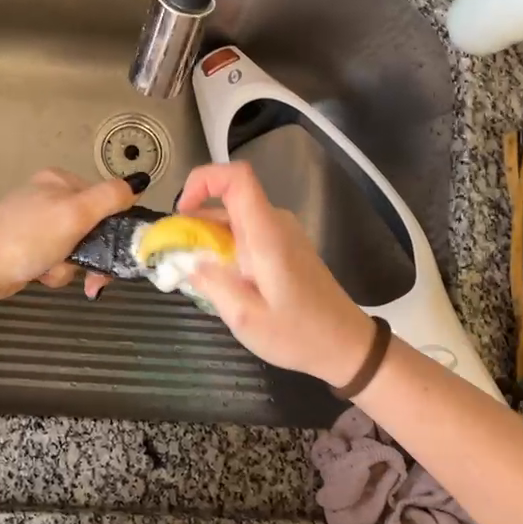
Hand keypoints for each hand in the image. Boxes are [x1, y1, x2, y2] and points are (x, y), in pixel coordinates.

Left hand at [0, 168, 139, 339]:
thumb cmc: (27, 238)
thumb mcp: (74, 213)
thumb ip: (110, 197)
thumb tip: (140, 182)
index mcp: (60, 180)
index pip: (105, 200)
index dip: (114, 228)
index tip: (118, 254)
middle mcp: (49, 197)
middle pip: (91, 228)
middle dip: (90, 255)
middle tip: (92, 280)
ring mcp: (36, 223)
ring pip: (75, 248)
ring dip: (70, 267)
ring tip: (51, 271)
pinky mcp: (26, 246)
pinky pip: (56, 260)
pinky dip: (53, 271)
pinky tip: (39, 274)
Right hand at [178, 162, 374, 386]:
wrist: (345, 345)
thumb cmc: (297, 334)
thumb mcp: (244, 317)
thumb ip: (211, 283)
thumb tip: (187, 261)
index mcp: (266, 234)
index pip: (237, 178)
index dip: (203, 181)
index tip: (181, 214)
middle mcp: (275, 224)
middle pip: (228, 200)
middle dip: (194, 221)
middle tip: (176, 258)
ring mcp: (282, 234)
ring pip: (233, 219)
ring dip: (207, 238)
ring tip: (193, 274)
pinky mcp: (284, 247)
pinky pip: (245, 234)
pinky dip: (223, 248)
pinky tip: (219, 280)